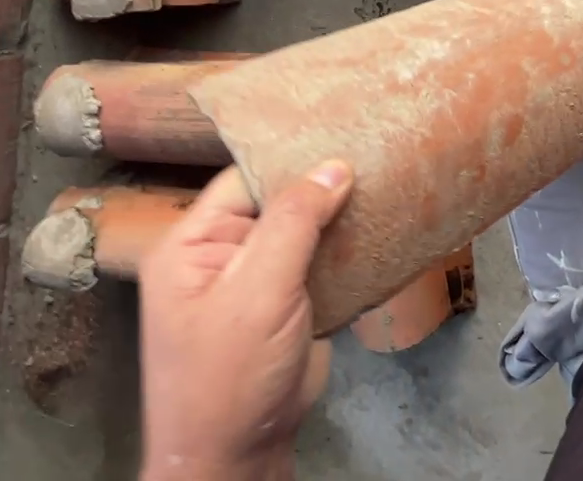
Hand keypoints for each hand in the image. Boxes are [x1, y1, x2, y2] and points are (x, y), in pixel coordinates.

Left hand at [139, 162, 353, 480]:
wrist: (241, 454)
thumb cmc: (230, 374)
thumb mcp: (258, 291)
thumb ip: (294, 223)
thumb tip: (336, 165)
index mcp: (194, 244)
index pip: (246, 180)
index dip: (292, 158)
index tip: (344, 133)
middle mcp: (225, 253)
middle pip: (280, 199)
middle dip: (325, 183)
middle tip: (376, 150)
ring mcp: (260, 278)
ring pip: (308, 227)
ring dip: (343, 213)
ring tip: (388, 179)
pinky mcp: (291, 298)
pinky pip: (322, 256)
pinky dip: (350, 243)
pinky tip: (381, 224)